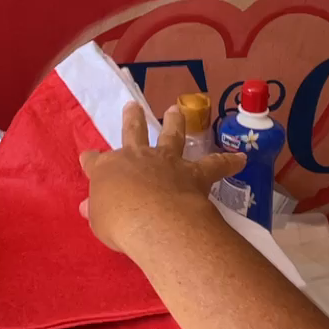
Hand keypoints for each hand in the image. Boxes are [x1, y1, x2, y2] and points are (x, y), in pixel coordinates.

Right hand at [80, 101, 245, 253]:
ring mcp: (166, 162)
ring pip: (171, 136)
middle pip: (133, 133)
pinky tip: (241, 158)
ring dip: (174, 123)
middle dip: (132, 120)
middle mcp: (136, 158)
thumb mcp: (99, 220)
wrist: (153, 220)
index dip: (92, 160)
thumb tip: (87, 207)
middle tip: (133, 106)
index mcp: (108, 169)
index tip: (89, 158)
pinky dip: (228, 162)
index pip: (96, 161)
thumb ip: (96, 210)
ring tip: (176, 110)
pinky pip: (214, 165)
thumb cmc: (118, 222)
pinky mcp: (193, 174)